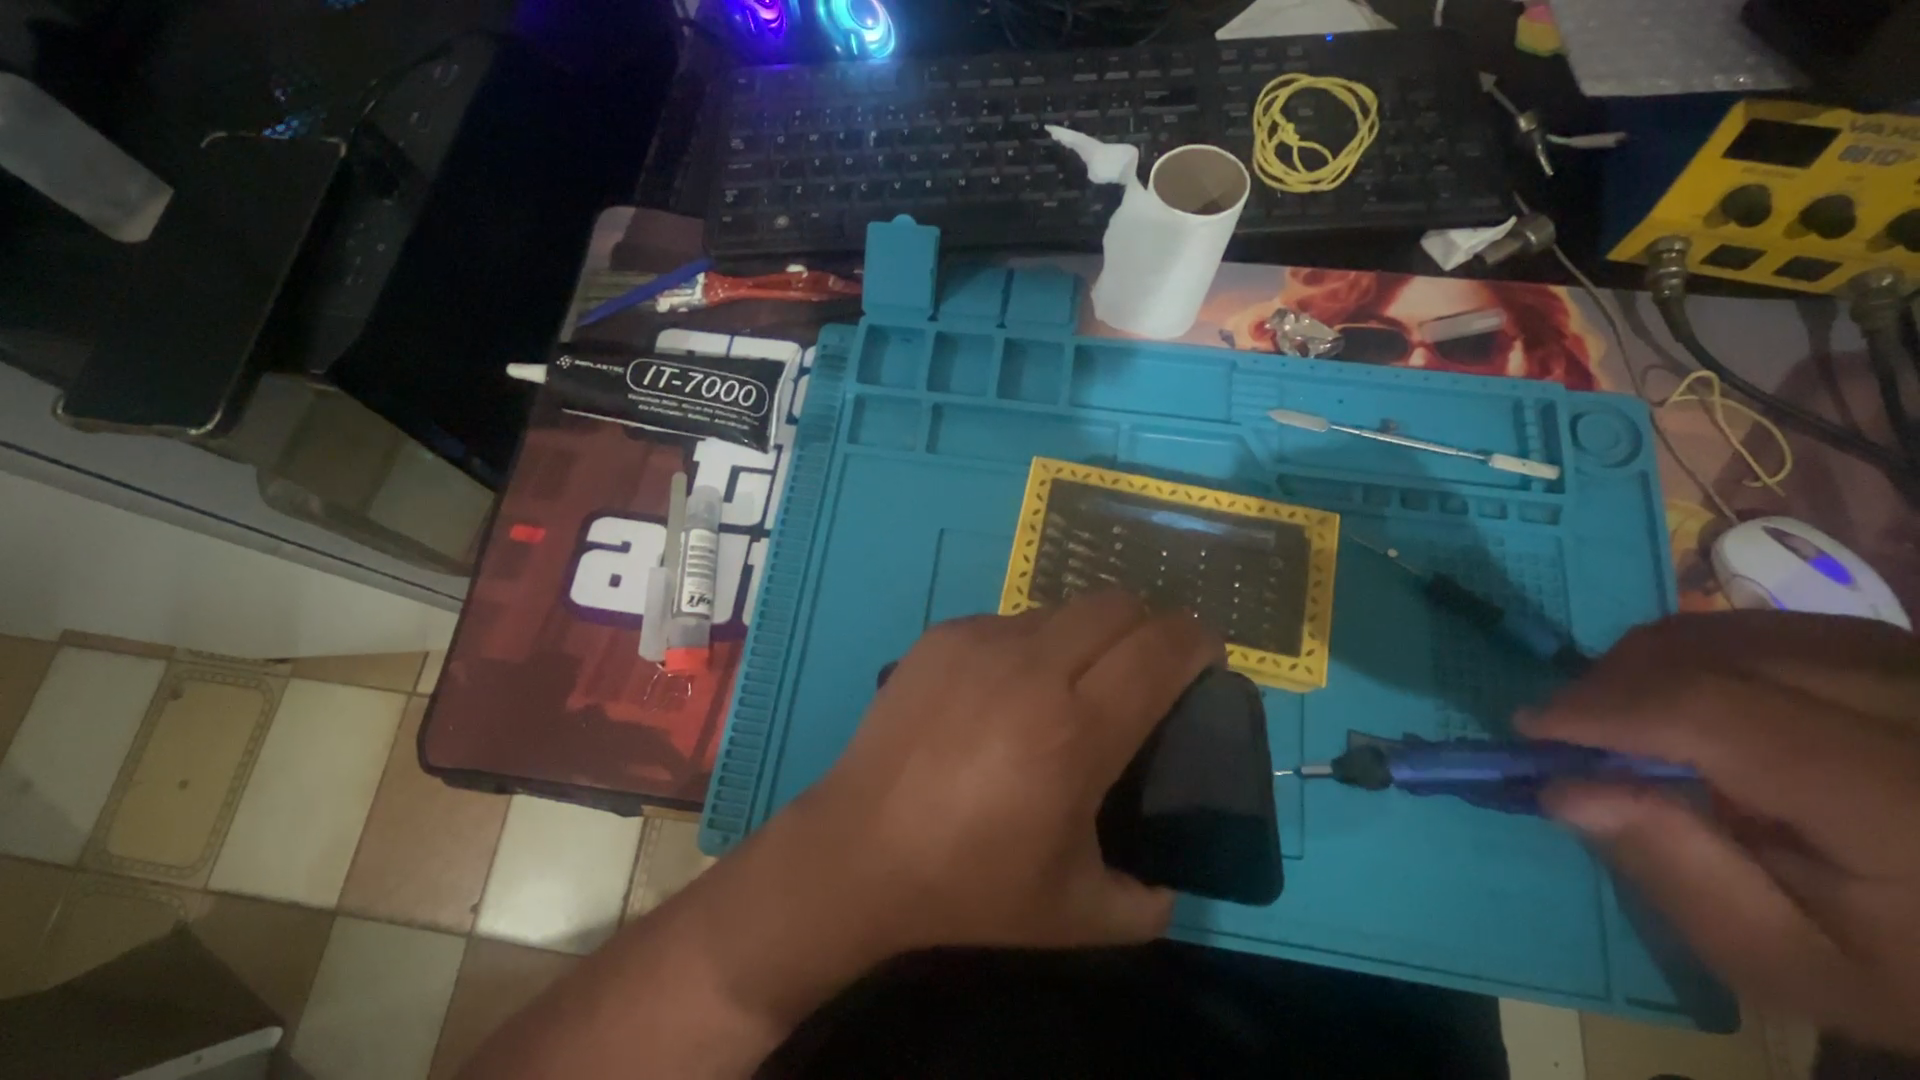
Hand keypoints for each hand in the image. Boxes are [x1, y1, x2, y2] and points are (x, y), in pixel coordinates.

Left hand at [780, 590, 1221, 953]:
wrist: (859, 852)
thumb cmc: (971, 885)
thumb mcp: (1076, 915)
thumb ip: (1147, 904)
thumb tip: (1171, 886)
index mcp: (1078, 729)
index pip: (1163, 648)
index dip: (1198, 642)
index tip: (1205, 660)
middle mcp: (1034, 668)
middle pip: (1119, 604)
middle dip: (1149, 626)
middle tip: (1146, 669)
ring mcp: (981, 643)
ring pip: (1063, 609)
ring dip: (1088, 635)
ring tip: (1073, 682)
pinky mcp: (940, 636)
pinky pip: (1010, 621)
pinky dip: (1032, 644)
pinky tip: (1008, 690)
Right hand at [1518, 611, 1919, 1052]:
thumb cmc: (1907, 979)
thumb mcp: (1793, 966)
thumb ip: (1680, 872)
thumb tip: (1565, 790)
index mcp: (1892, 794)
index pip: (1713, 711)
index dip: (1604, 709)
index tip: (1528, 728)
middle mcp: (1914, 710)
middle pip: (1722, 654)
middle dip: (1617, 683)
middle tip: (1565, 728)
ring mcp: (1918, 677)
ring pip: (1748, 632)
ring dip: (1659, 665)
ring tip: (1623, 718)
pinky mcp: (1914, 667)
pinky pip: (1788, 633)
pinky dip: (1715, 656)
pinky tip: (1697, 702)